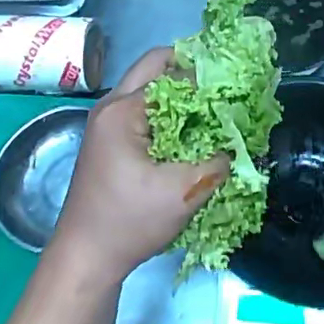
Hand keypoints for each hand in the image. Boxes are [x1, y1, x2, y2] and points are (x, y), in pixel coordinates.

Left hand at [50, 48, 226, 282]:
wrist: (86, 256)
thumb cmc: (129, 221)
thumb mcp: (183, 192)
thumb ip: (216, 162)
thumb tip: (237, 143)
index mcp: (123, 111)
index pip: (172, 74)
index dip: (207, 77)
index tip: (236, 87)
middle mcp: (110, 107)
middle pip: (153, 67)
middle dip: (189, 70)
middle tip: (221, 86)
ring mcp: (105, 123)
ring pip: (147, 88)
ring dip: (178, 92)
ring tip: (211, 108)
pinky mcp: (108, 141)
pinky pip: (142, 110)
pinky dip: (167, 111)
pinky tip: (190, 131)